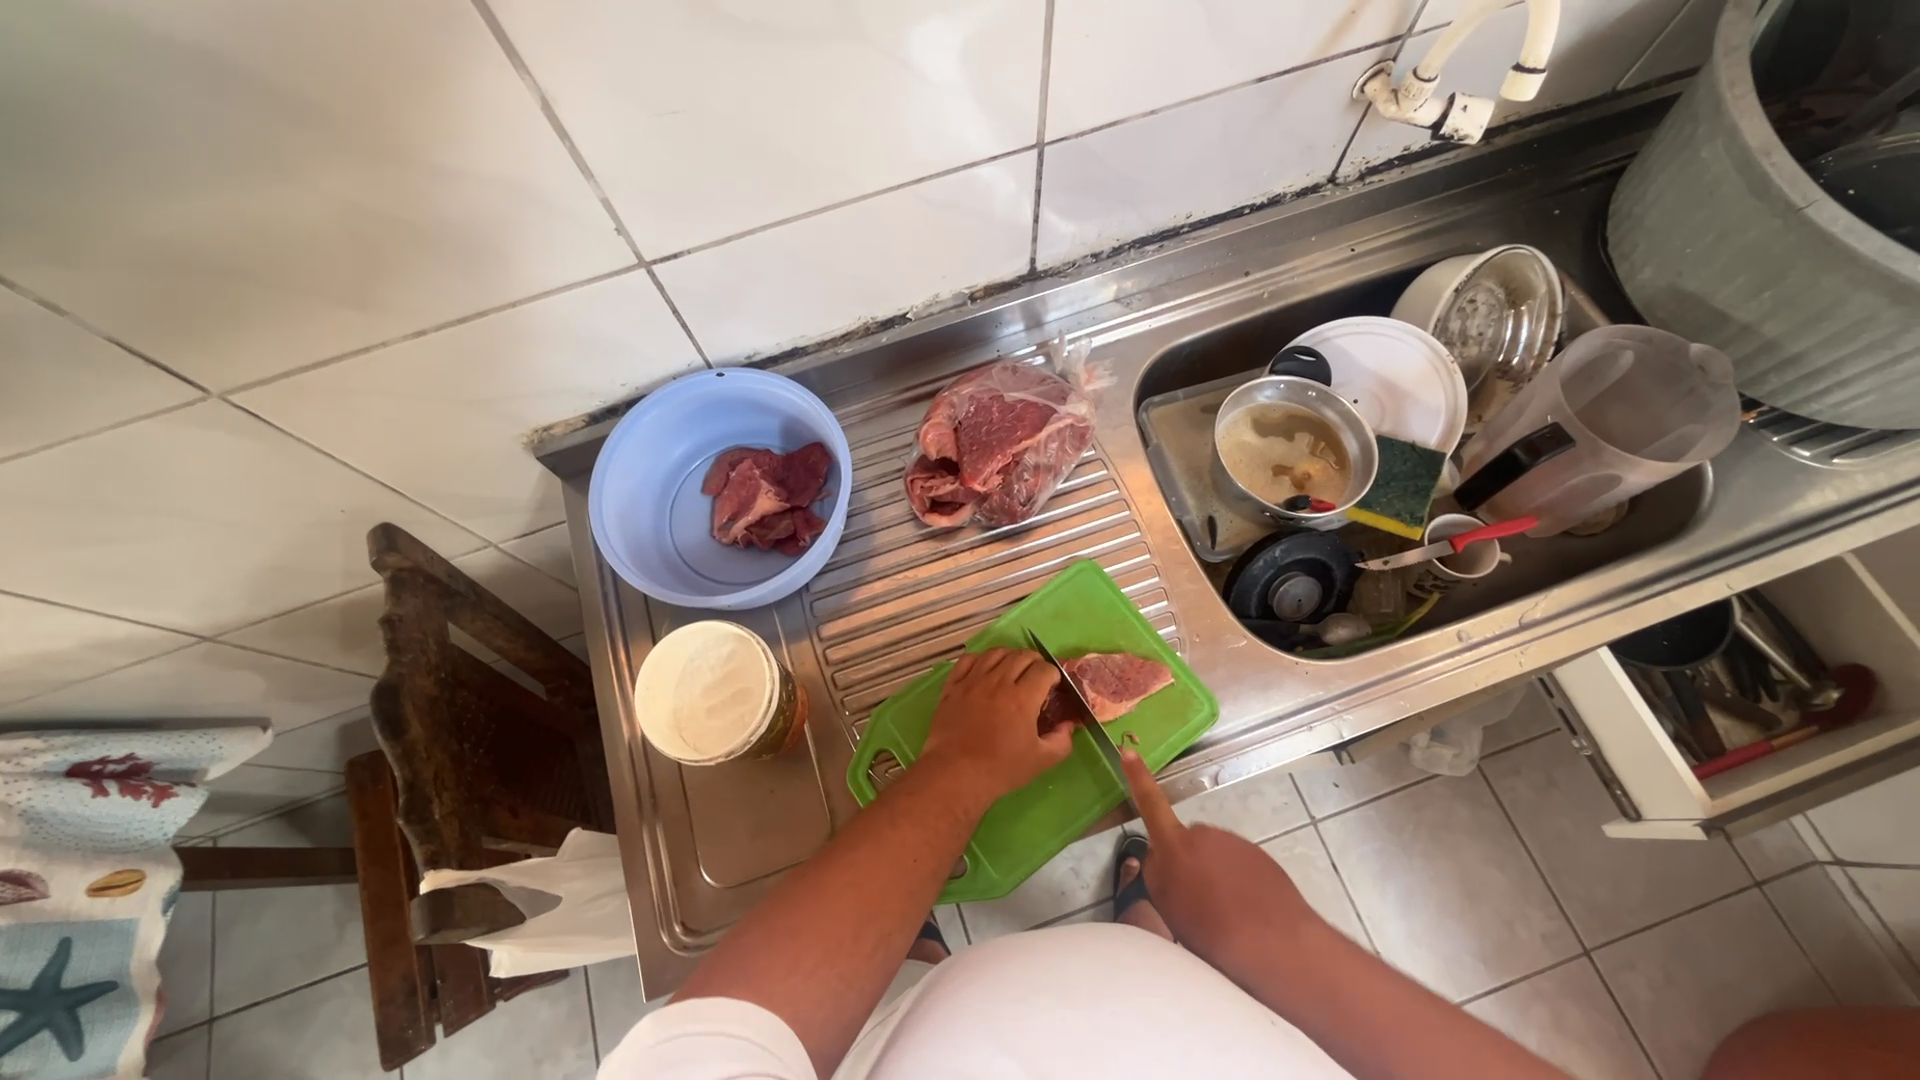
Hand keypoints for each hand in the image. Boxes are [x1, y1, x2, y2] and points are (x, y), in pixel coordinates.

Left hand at [918, 648, 1074, 803]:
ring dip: (1009, 656)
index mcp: (1023, 697)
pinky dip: (980, 659)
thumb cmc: (1001, 768)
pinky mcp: (953, 687)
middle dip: (1035, 662)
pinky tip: (984, 669)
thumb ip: (1062, 740)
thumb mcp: (1042, 760)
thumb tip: (1068, 725)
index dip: (1054, 674)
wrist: (956, 773)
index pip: (1044, 669)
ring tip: (1012, 668)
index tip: (1053, 686)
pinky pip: (967, 660)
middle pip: (1021, 656)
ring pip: (995, 653)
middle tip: (1037, 676)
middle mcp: (998, 682)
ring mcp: (973, 681)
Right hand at [1119, 748, 1325, 973]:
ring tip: (1222, 914)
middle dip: (1186, 863)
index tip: (1128, 752)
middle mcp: (1204, 834)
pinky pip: (1237, 865)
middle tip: (1193, 902)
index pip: (1150, 804)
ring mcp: (1234, 842)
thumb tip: (1161, 858)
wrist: (1277, 943)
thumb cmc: (1212, 931)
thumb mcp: (1168, 907)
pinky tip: (1243, 912)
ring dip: (1213, 876)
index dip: (1137, 778)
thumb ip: (1159, 875)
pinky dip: (1237, 883)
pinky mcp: (1259, 856)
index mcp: (1175, 845)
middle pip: (1184, 842)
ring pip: (1213, 856)